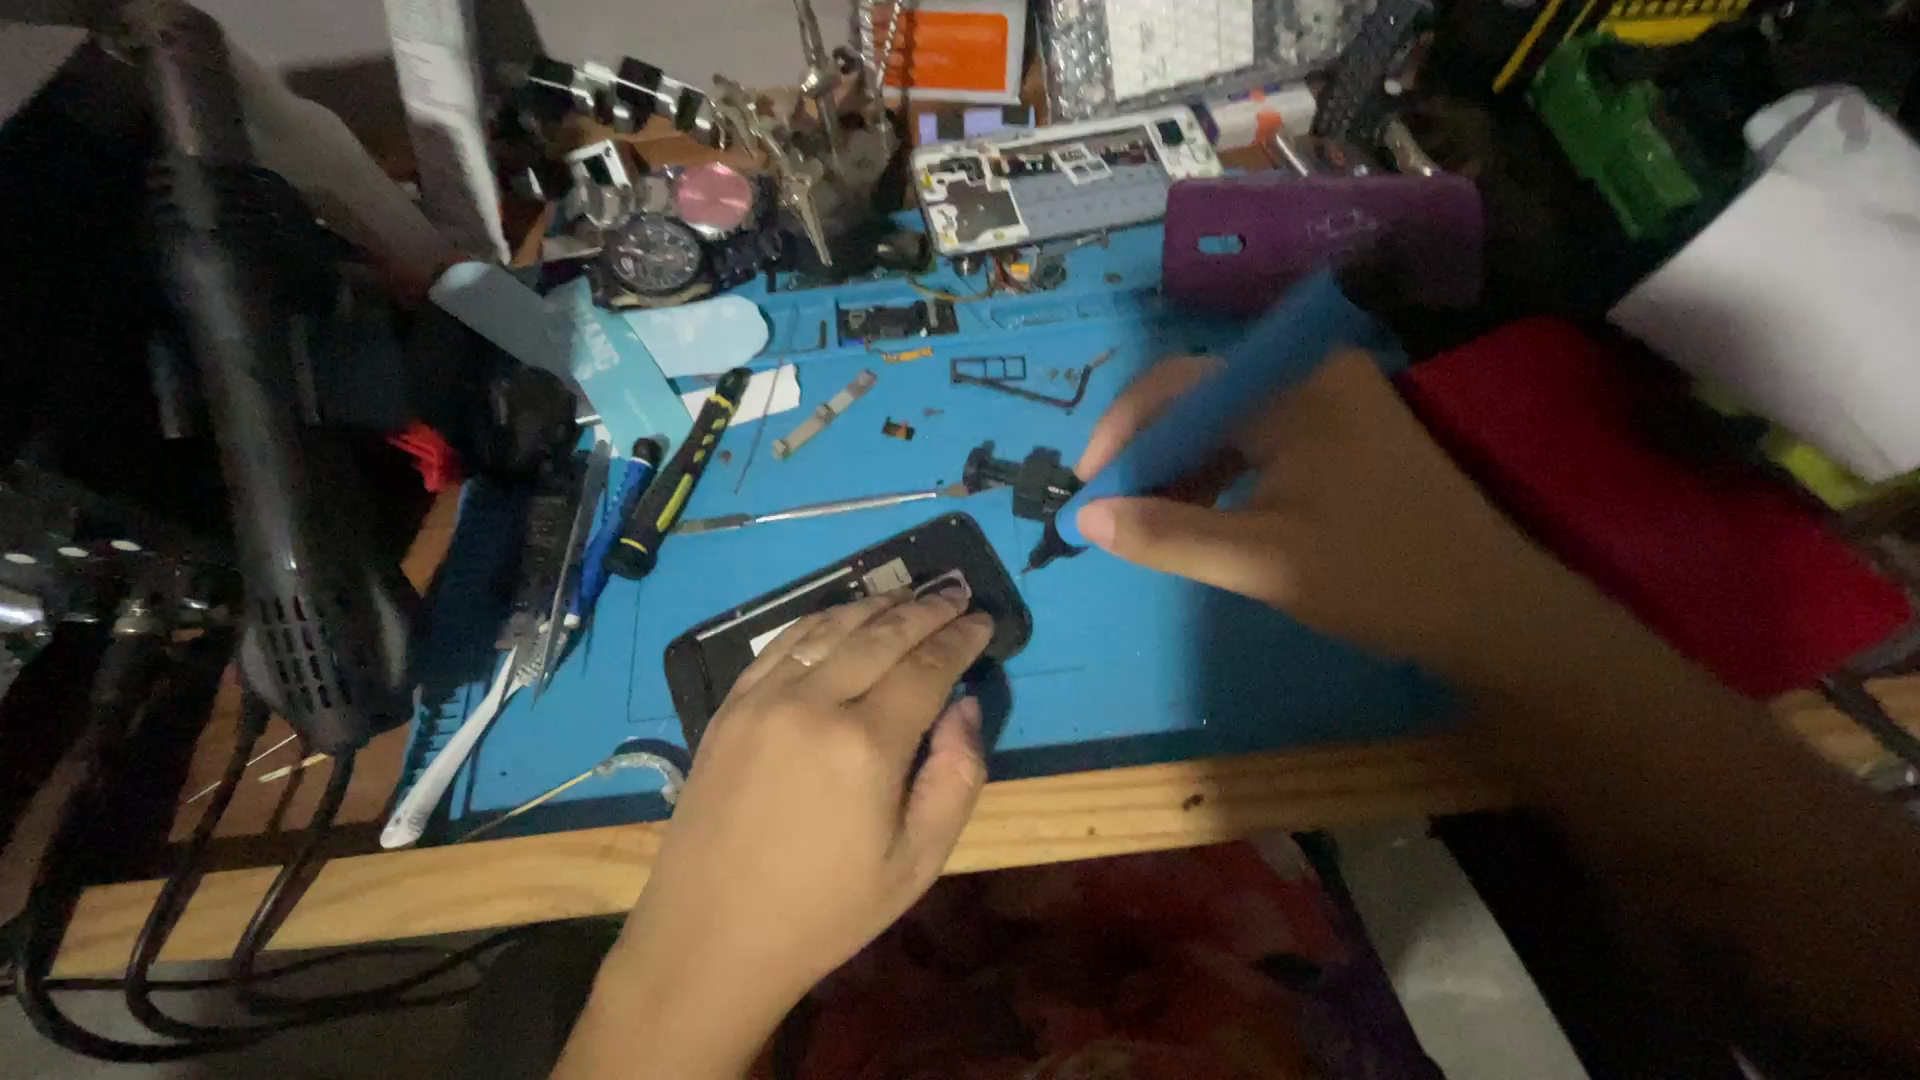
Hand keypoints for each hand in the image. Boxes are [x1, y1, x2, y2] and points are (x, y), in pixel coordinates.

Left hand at [555, 587, 993, 1079]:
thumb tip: (964, 703)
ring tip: (909, 596)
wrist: (711, 937)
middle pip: (883, 634)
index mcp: (866, 745)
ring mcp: (764, 698)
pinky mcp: (730, 704)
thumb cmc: (826, 909)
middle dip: (927, 609)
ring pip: (832, 626)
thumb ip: (957, 776)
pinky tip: (844, 616)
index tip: (984, 620)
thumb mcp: (917, 862)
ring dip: (878, 605)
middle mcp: (814, 704)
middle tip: (956, 592)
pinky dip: (822, 619)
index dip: (961, 639)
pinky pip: (783, 641)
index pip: (927, 667)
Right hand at [1073, 349, 1573, 686]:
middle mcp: (1308, 377)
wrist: (1496, 615)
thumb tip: (1084, 518)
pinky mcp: (1336, 435)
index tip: (1086, 490)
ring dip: (1176, 467)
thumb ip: (1166, 534)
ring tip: (1142, 517)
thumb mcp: (1261, 562)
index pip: (1178, 386)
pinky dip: (1214, 476)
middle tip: (1108, 508)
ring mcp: (1327, 404)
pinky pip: (1252, 442)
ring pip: (1222, 423)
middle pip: (1198, 400)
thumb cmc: (1381, 579)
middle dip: (1146, 453)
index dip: (1121, 433)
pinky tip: (1193, 513)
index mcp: (1294, 388)